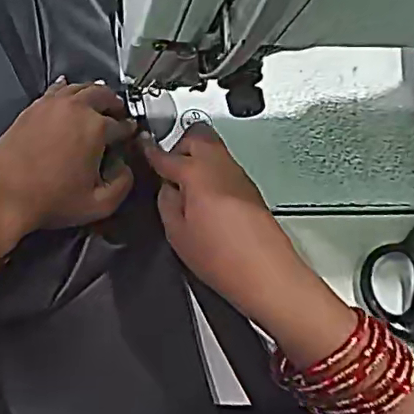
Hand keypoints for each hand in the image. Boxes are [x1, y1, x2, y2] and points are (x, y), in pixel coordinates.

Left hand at [0, 78, 137, 259]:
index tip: (129, 135)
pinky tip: (67, 90)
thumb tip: (125, 171)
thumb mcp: (99, 204)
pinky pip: (55, 90)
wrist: (5, 195)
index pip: (121, 124)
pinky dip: (66, 88)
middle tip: (119, 113)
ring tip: (99, 101)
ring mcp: (51, 106)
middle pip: (103, 95)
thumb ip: (122, 185)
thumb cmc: (47, 199)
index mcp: (95, 127)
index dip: (129, 131)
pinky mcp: (32, 109)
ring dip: (94, 93)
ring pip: (80, 87)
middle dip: (115, 104)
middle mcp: (74, 109)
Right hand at [140, 123, 309, 318]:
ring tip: (184, 184)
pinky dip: (211, 173)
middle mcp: (222, 167)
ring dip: (196, 158)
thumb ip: (166, 202)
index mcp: (197, 173)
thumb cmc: (226, 259)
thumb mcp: (177, 234)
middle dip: (178, 145)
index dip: (150, 151)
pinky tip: (204, 197)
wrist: (268, 276)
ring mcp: (240, 177)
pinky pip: (225, 168)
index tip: (144, 148)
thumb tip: (166, 189)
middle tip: (167, 166)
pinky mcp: (252, 190)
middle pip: (197, 136)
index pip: (166, 155)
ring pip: (214, 149)